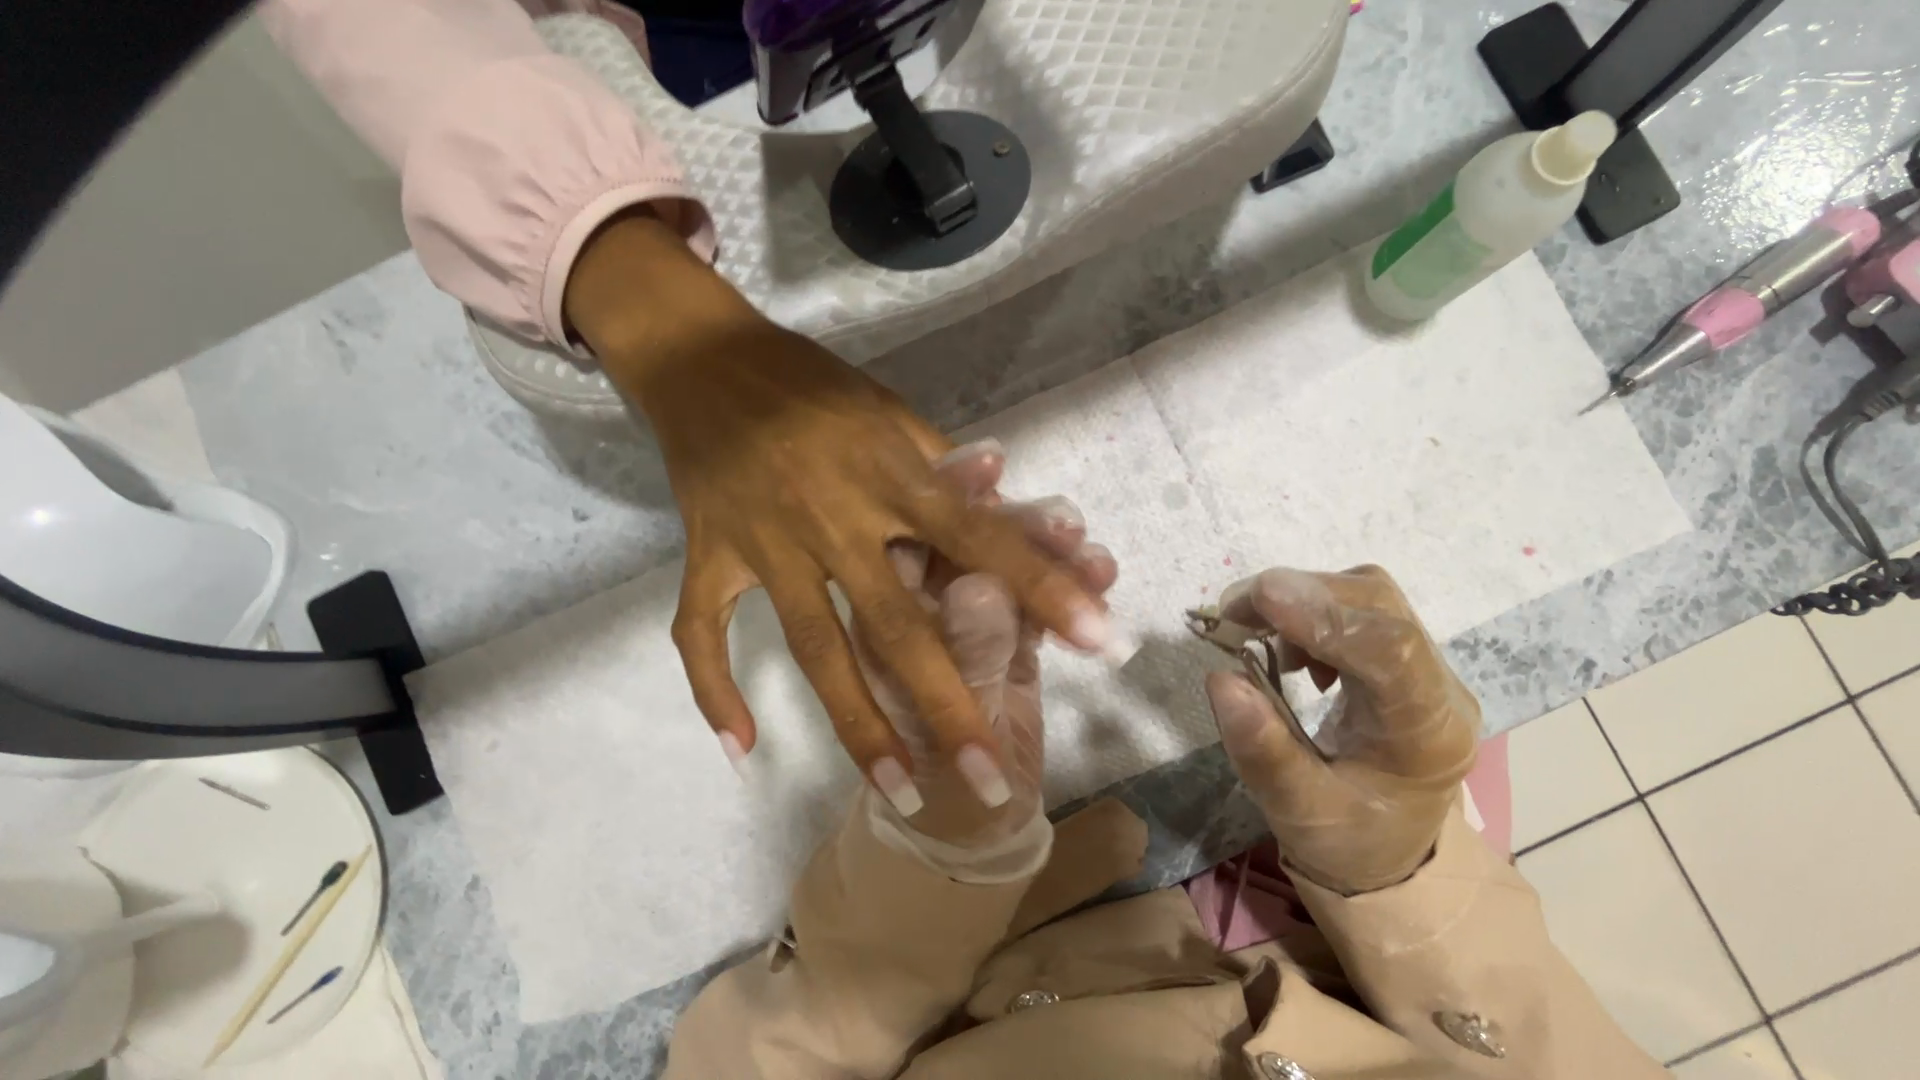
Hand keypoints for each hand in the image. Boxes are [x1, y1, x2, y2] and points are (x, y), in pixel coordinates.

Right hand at [563, 216, 1110, 815]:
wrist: (701, 356)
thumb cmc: (812, 381)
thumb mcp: (893, 411)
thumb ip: (946, 473)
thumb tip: (1007, 517)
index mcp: (888, 474)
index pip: (979, 539)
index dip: (1043, 587)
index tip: (1101, 639)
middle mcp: (832, 518)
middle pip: (898, 623)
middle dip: (949, 703)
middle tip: (992, 780)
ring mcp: (764, 545)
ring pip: (815, 648)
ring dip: (856, 725)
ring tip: (900, 792)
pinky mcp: (706, 557)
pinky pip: (701, 633)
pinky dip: (714, 691)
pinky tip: (740, 747)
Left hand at [854, 447, 1116, 857]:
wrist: (972, 834)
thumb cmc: (941, 793)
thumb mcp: (947, 739)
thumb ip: (964, 663)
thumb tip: (978, 588)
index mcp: (882, 622)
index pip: (908, 541)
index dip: (948, 498)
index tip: (992, 466)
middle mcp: (924, 607)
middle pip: (961, 541)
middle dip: (1014, 520)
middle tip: (1060, 507)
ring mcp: (971, 616)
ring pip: (1006, 565)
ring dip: (1049, 549)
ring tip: (1089, 542)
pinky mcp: (1014, 633)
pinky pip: (1042, 599)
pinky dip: (1073, 587)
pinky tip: (1102, 570)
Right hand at [1203, 566, 1479, 893]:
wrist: (1386, 854)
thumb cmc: (1346, 839)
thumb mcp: (1297, 810)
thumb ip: (1263, 751)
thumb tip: (1222, 678)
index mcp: (1426, 734)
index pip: (1393, 651)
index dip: (1325, 616)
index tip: (1260, 598)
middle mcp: (1440, 689)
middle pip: (1381, 607)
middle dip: (1303, 595)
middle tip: (1234, 613)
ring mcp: (1427, 667)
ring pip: (1371, 597)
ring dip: (1304, 598)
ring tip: (1253, 629)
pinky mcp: (1404, 657)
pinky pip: (1361, 609)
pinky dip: (1312, 611)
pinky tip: (1287, 649)